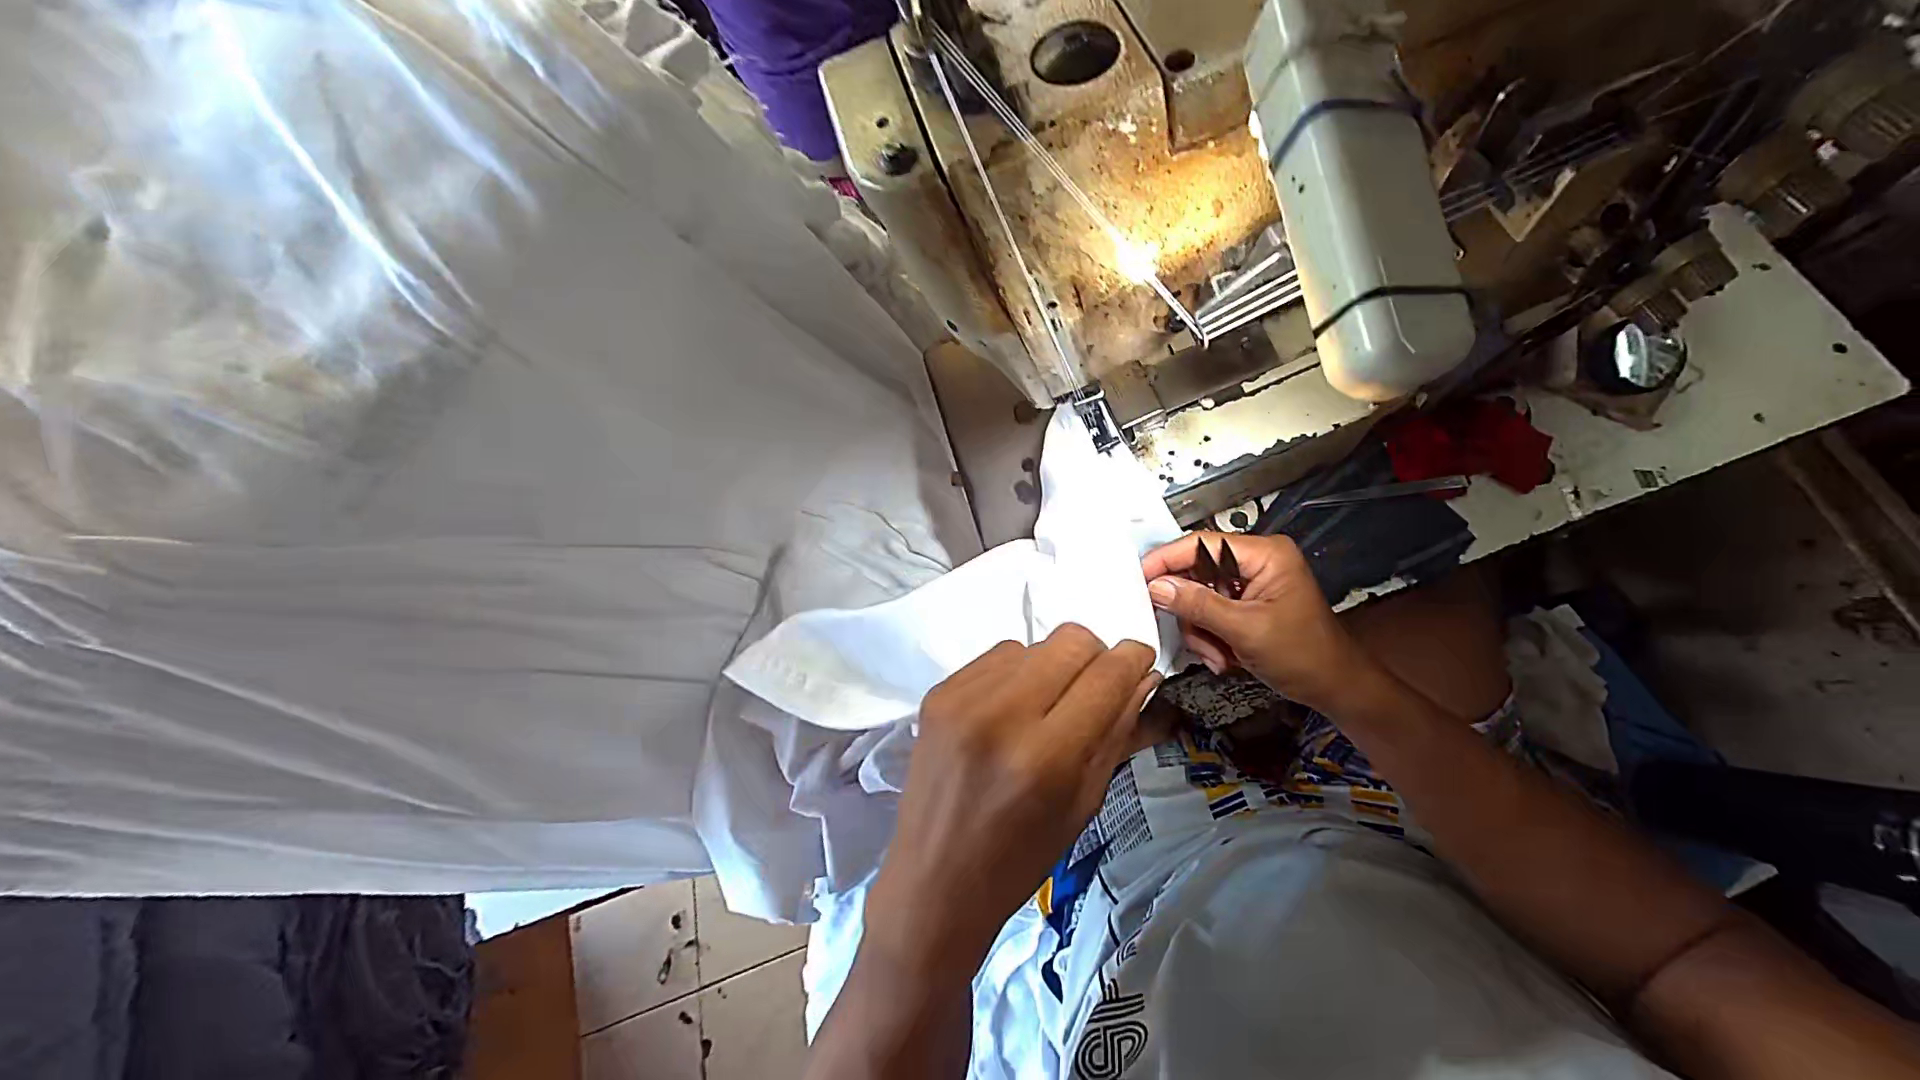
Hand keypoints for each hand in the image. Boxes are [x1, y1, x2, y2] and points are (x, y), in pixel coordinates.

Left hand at [864, 626, 1159, 974]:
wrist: (934, 880)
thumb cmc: (1019, 859)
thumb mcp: (1083, 803)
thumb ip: (1118, 733)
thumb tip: (1144, 678)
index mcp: (1046, 756)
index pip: (1108, 674)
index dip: (1135, 660)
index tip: (1142, 664)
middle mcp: (1002, 715)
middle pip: (1071, 640)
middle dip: (1096, 657)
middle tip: (1096, 689)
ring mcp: (962, 699)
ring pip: (1033, 644)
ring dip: (1053, 665)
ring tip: (1047, 707)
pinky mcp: (937, 693)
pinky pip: (996, 656)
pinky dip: (1017, 672)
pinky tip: (1012, 709)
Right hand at [1142, 532, 1373, 713]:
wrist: (1335, 687)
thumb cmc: (1307, 655)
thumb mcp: (1245, 629)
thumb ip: (1198, 605)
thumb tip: (1158, 586)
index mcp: (1265, 555)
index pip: (1202, 544)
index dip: (1168, 559)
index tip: (1143, 577)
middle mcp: (1255, 562)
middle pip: (1196, 572)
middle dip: (1191, 610)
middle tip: (1194, 634)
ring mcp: (1248, 584)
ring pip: (1197, 596)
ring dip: (1200, 630)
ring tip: (1218, 654)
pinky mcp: (1243, 603)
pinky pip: (1207, 612)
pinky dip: (1208, 636)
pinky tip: (1223, 655)